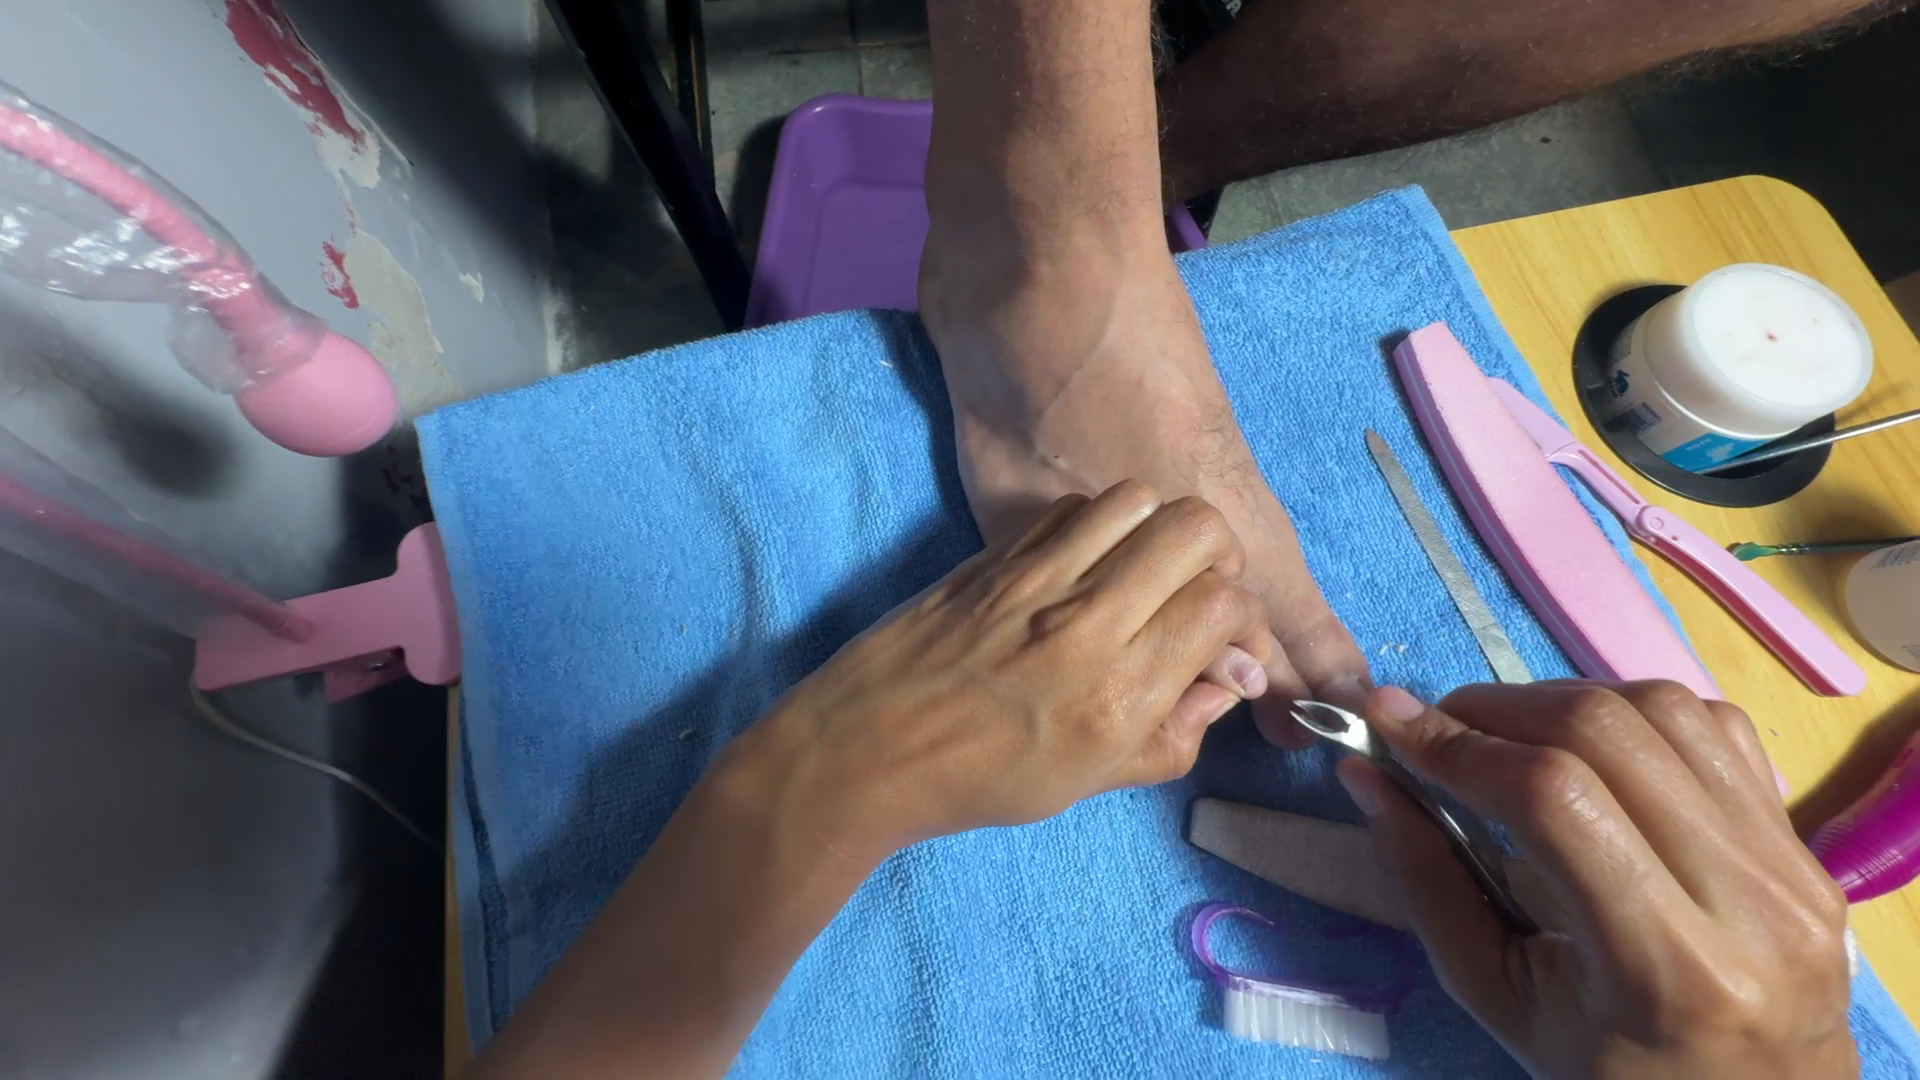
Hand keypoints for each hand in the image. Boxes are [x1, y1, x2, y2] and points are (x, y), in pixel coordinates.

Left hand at [736, 480, 1276, 853]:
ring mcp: (1032, 576)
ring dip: (1155, 527)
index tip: (1223, 643)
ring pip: (1134, 498)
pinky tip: (1080, 562)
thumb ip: (1174, 732)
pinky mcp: (993, 555)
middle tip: (1192, 589)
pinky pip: (1067, 508)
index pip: (1222, 605)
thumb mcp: (1092, 780)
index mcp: (1118, 693)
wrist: (870, 747)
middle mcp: (1085, 621)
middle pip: (1194, 528)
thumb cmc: (983, 779)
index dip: (1242, 619)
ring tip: (1138, 567)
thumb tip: (1226, 680)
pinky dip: (1094, 524)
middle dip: (1216, 554)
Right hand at [1338, 681, 1855, 1079]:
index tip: (1383, 720)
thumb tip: (1361, 769)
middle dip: (1490, 709)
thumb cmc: (1601, 1062)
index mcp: (1667, 965)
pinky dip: (1622, 710)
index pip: (1549, 797)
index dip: (1453, 744)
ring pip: (1654, 708)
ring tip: (1503, 738)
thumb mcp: (1485, 987)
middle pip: (1601, 732)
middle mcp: (1752, 900)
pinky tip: (1582, 749)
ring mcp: (1792, 861)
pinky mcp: (1804, 837)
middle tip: (1435, 731)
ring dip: (1549, 701)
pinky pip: (1705, 722)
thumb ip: (1419, 873)